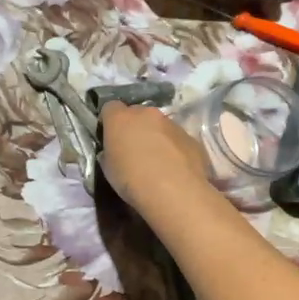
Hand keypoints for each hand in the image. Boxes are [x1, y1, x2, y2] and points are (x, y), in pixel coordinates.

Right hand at [96, 102, 212, 209]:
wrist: (174, 192)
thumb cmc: (131, 179)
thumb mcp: (107, 167)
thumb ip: (110, 150)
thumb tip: (117, 150)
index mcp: (121, 119)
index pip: (110, 107)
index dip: (108, 121)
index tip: (109, 137)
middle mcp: (147, 114)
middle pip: (137, 113)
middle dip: (133, 127)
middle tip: (131, 149)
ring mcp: (172, 124)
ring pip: (158, 125)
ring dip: (154, 136)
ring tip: (154, 160)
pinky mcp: (191, 138)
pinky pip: (176, 138)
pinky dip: (172, 148)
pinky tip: (171, 168)